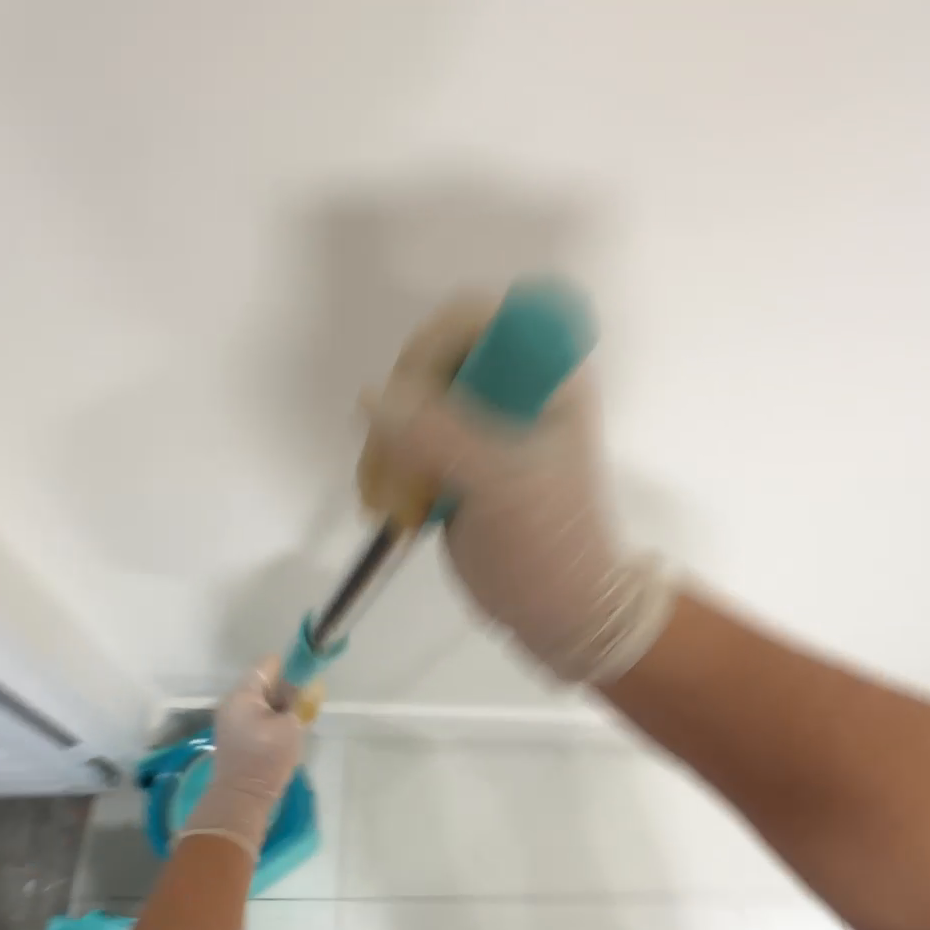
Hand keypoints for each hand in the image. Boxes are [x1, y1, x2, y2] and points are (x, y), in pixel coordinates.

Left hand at [179, 660, 305, 857]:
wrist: (242, 799)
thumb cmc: (267, 758)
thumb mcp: (290, 725)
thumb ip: (297, 701)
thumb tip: (302, 687)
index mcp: (243, 694)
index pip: (268, 664)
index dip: (290, 667)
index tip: (307, 680)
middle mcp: (233, 701)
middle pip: (265, 682)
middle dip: (286, 691)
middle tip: (305, 706)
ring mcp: (231, 719)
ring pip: (262, 701)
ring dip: (280, 707)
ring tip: (296, 723)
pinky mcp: (234, 736)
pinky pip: (256, 717)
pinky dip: (271, 720)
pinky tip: (285, 734)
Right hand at [358, 291, 673, 684]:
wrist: (559, 609)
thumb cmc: (549, 547)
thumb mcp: (501, 486)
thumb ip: (440, 436)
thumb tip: (370, 397)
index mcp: (544, 376)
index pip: (475, 319)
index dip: (433, 349)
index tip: (412, 402)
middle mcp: (510, 386)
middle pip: (428, 360)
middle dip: (400, 415)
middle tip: (393, 473)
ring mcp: (479, 420)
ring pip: (405, 402)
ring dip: (385, 450)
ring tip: (388, 505)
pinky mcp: (452, 454)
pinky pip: (401, 438)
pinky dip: (385, 468)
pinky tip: (389, 507)